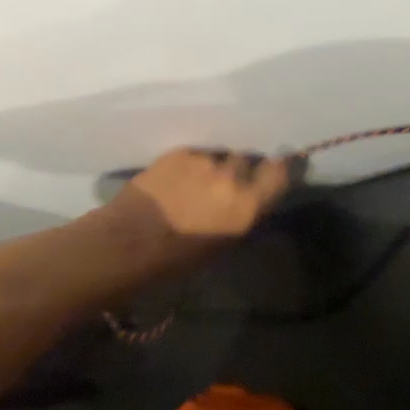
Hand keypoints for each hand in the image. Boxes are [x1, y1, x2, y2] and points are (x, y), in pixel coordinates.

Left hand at [121, 147, 292, 238]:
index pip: (280, 171)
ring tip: (199, 181)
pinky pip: (197, 154)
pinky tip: (179, 179)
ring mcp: (205, 159)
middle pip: (247, 159)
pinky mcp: (181, 151)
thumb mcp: (224, 244)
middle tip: (226, 184)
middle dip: (241, 169)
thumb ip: (243, 215)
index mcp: (247, 204)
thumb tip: (250, 201)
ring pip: (220, 155)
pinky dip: (193, 164)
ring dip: (215, 166)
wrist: (129, 241)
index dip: (280, 168)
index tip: (277, 168)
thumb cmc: (177, 258)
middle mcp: (232, 176)